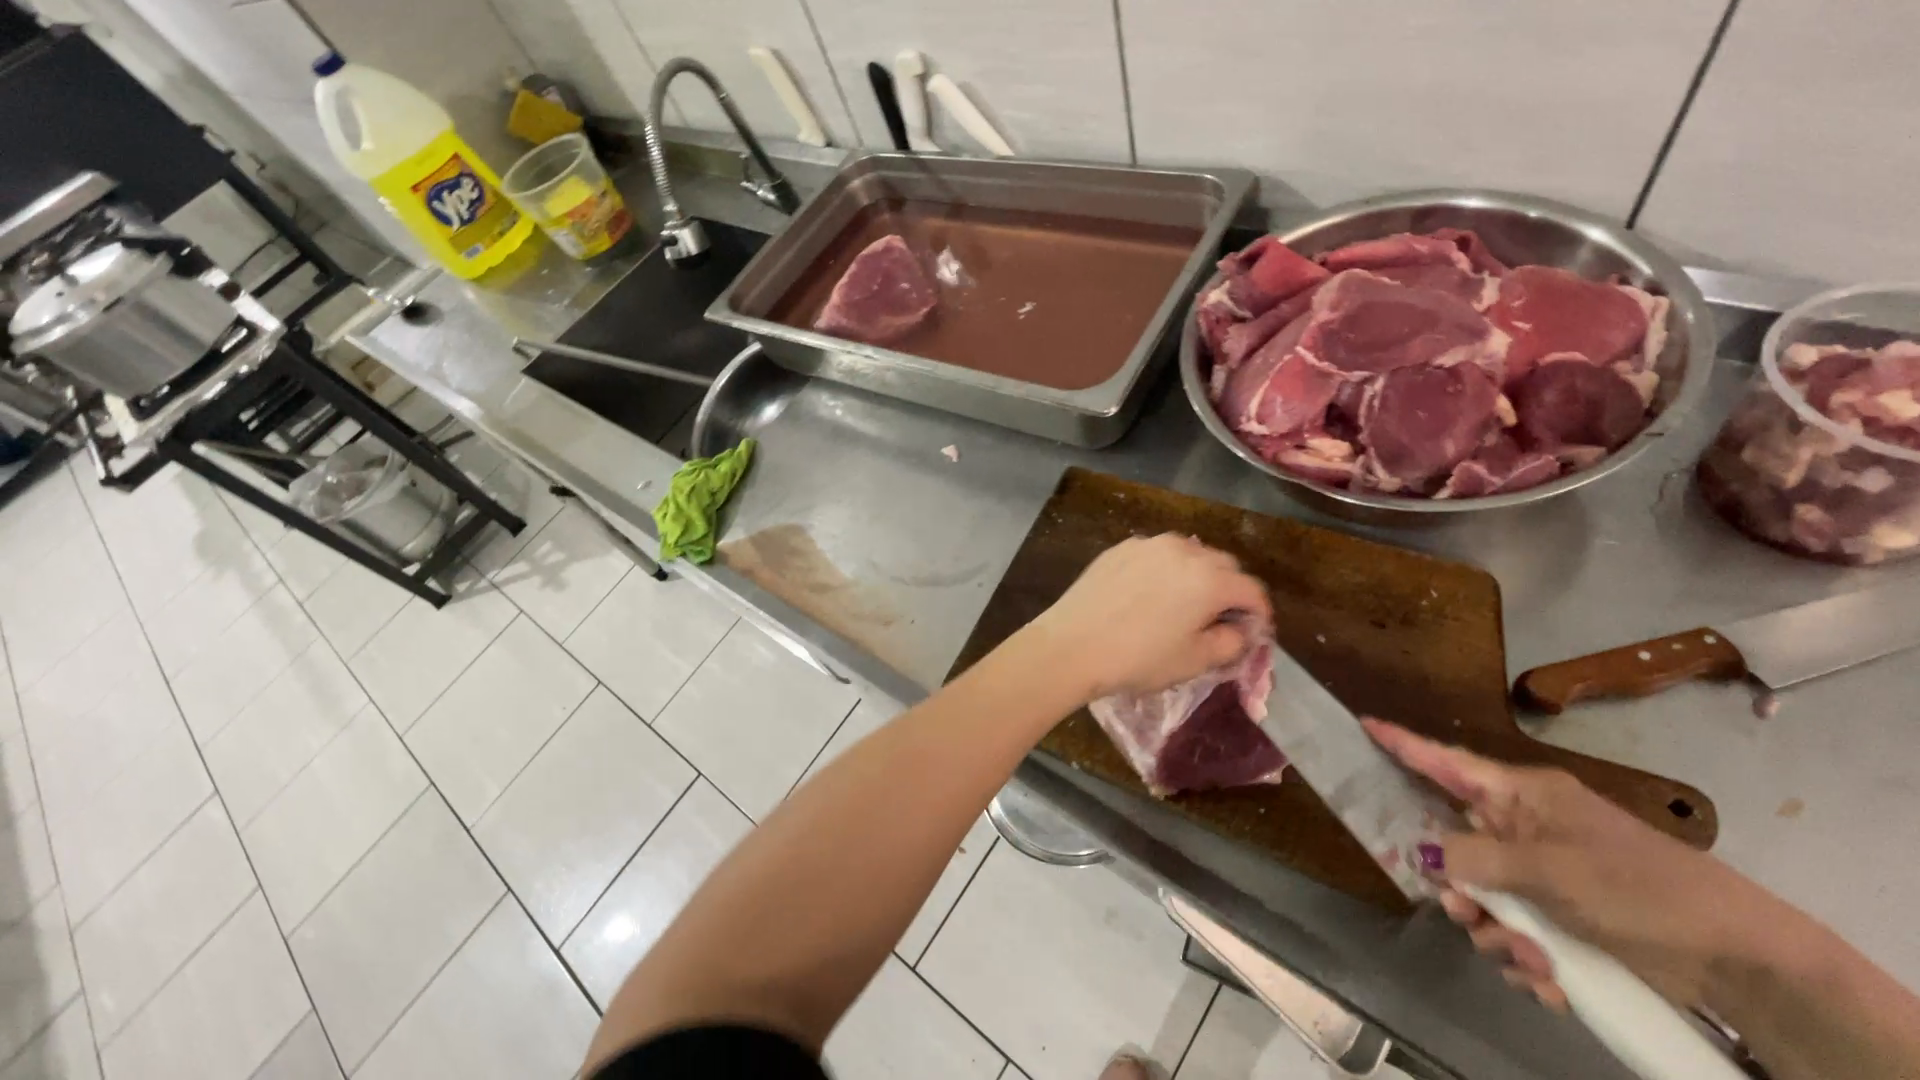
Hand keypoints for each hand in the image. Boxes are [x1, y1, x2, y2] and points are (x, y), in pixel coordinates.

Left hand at [1025, 533, 1270, 702]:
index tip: (1252, 633)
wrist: (1071, 646)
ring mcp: (1149, 545)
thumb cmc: (1139, 659)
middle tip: (1218, 621)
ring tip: (1183, 606)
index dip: (1259, 614)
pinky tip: (1148, 597)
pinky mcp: (1120, 548)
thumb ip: (1231, 643)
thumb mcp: (1195, 661)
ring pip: (1189, 555)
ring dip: (1197, 576)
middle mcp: (1184, 551)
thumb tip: (1242, 630)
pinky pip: (1156, 555)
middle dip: (1230, 591)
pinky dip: (1164, 571)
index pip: (1252, 590)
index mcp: (1210, 579)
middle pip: (1224, 566)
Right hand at [1365, 719, 1775, 1011]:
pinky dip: (1523, 962)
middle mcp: (1523, 832)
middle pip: (1452, 848)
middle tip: (1463, 911)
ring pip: (1478, 901)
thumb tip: (1418, 854)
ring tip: (1531, 960)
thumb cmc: (1635, 887)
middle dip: (1456, 888)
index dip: (1404, 744)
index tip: (1363, 724)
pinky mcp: (1559, 922)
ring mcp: (1540, 879)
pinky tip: (1552, 981)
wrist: (1728, 955)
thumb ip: (1474, 859)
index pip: (1447, 762)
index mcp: (1522, 798)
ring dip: (1495, 936)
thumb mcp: (1548, 868)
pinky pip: (1510, 937)